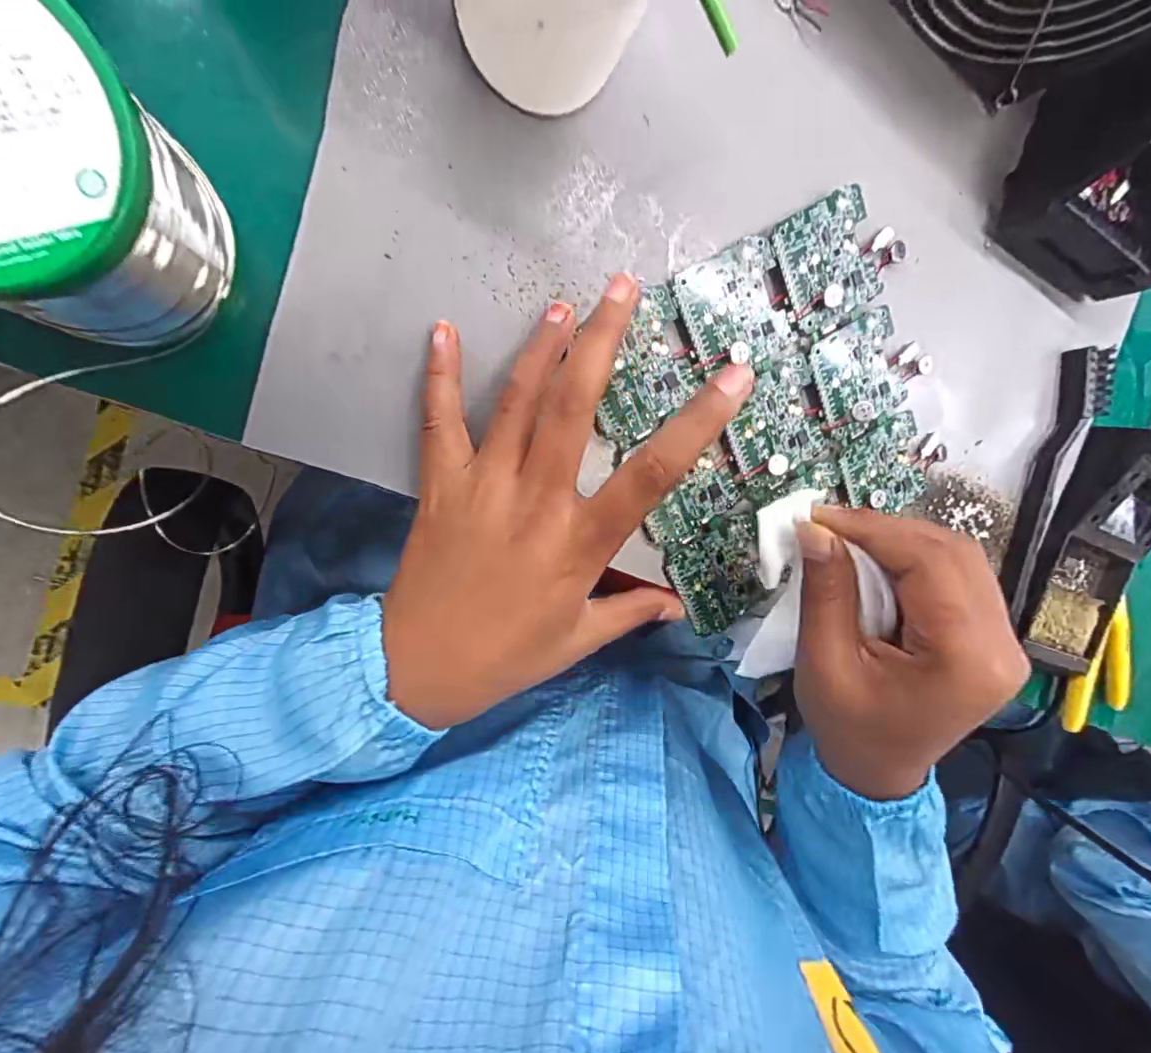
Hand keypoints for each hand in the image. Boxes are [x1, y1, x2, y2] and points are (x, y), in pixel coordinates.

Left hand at [382, 275, 755, 729]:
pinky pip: (439, 422)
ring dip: (540, 349)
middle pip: (574, 409)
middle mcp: (535, 501)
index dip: (697, 422)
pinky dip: (439, 375)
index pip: (652, 474)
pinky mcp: (440, 485)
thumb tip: (675, 605)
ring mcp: (483, 487)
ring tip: (562, 305)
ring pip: (515, 404)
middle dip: (601, 343)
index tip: (732, 376)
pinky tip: (442, 330)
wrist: (419, 664)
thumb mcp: (576, 640)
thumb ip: (628, 613)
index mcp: (580, 543)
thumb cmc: (505, 657)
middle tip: (621, 290)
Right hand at [794, 507, 1028, 798]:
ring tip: (847, 539)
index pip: (930, 564)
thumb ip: (827, 592)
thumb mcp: (824, 661)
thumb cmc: (846, 726)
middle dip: (886, 529)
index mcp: (966, 659)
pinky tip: (875, 560)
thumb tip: (815, 531)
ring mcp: (1003, 640)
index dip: (873, 530)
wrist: (876, 770)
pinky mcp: (990, 636)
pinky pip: (956, 576)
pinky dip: (913, 558)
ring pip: (959, 558)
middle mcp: (1001, 644)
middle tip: (828, 525)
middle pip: (953, 553)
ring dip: (900, 540)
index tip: (819, 517)